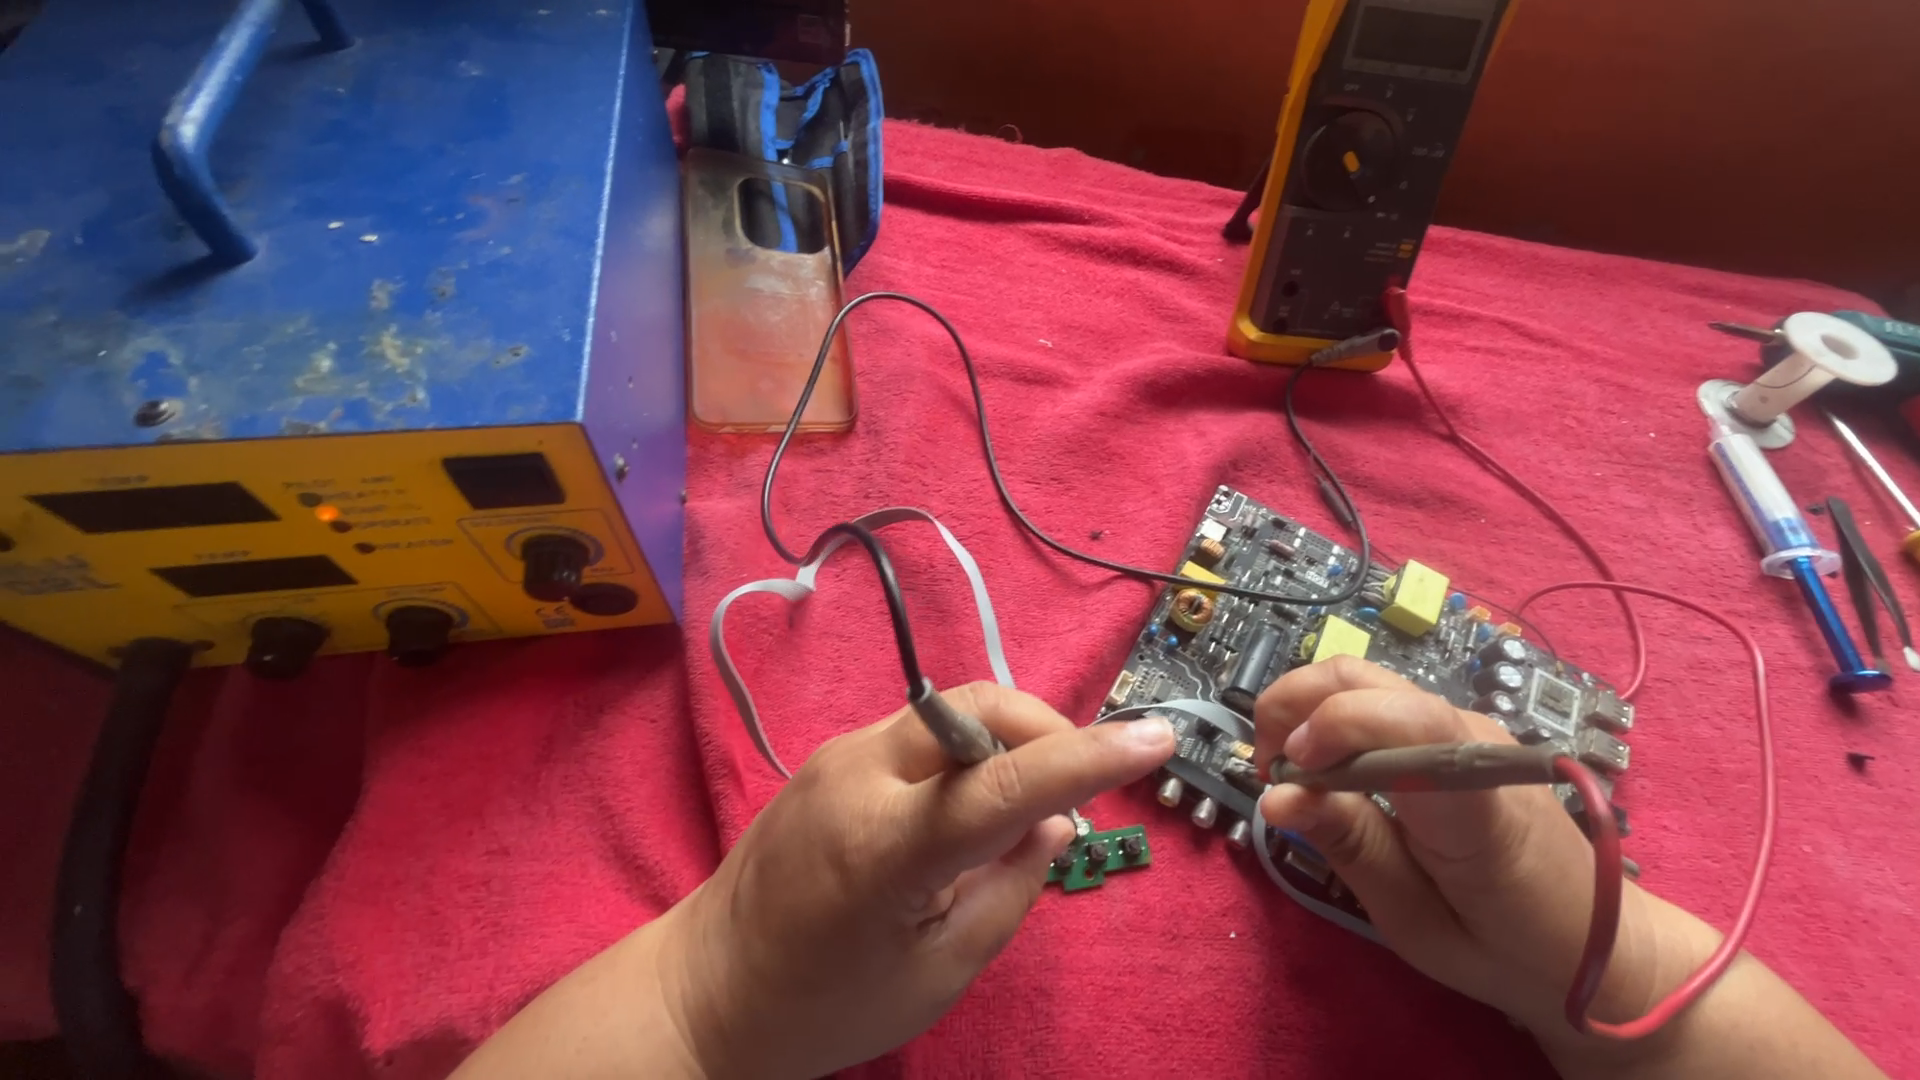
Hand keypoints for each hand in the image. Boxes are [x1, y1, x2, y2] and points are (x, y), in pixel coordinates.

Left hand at [662, 682, 1175, 1078]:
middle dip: (1045, 730)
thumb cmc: (823, 1003)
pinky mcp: (832, 752)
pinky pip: (923, 729)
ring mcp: (839, 752)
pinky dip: (967, 750)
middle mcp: (859, 772)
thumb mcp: (937, 972)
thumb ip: (1010, 888)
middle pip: (978, 707)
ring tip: (1019, 803)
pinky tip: (967, 803)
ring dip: (1007, 739)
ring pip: (953, 709)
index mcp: (884, 845)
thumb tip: (1053, 818)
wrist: (705, 986)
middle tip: (1073, 789)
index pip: (1004, 781)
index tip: (1153, 737)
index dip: (1087, 756)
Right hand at [1254, 657, 1712, 1043]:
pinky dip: (1325, 717)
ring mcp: (1463, 725)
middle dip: (1289, 708)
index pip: (1408, 722)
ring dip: (1301, 710)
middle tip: (1270, 773)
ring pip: (1357, 678)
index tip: (1286, 773)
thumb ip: (1352, 849)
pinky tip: (1323, 768)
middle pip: (1359, 678)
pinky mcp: (1453, 727)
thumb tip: (1277, 797)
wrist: (1602, 942)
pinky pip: (1374, 698)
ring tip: (1290, 772)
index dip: (1333, 727)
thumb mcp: (1418, 924)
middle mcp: (1470, 741)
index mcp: (1475, 805)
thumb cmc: (1509, 949)